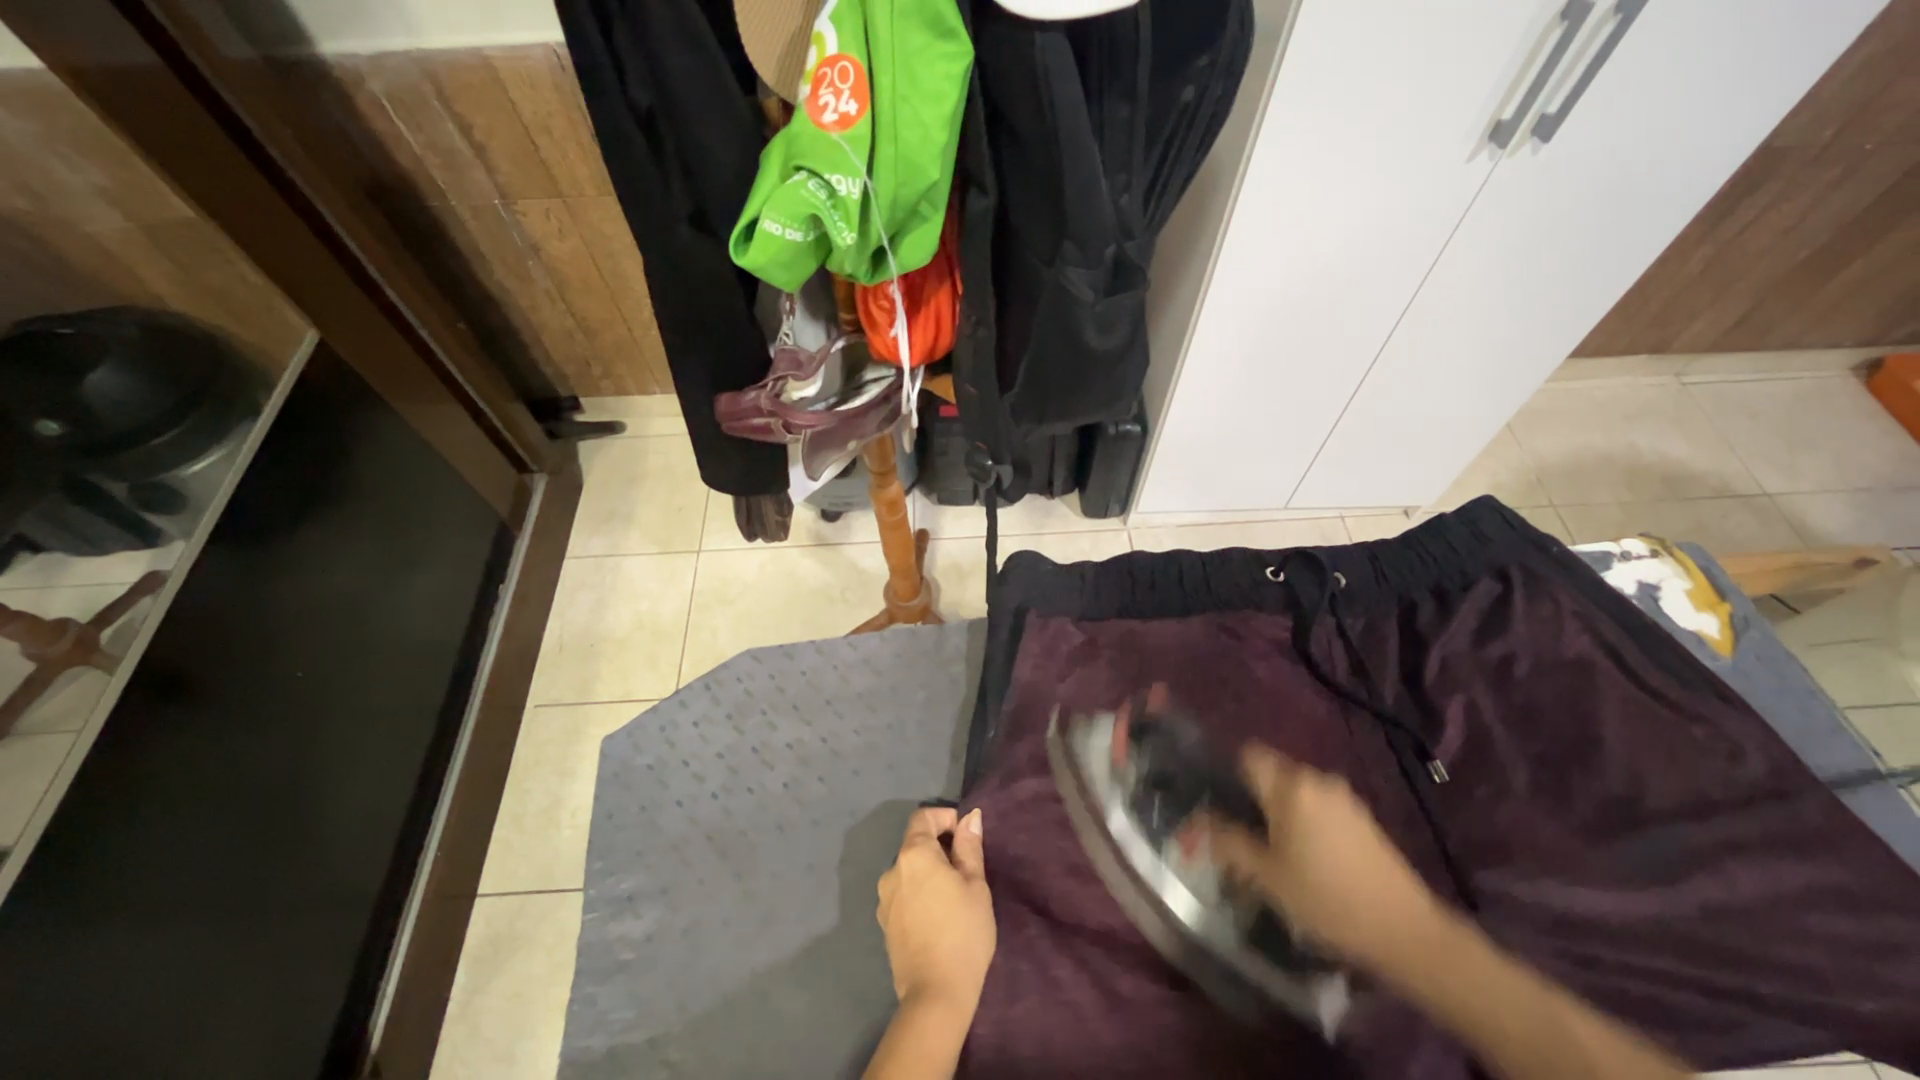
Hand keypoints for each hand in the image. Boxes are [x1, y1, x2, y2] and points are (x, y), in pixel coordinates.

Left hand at [876, 806, 995, 1013]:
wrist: (936, 992)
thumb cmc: (963, 932)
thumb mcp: (976, 886)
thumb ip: (970, 847)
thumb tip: (970, 817)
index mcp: (913, 855)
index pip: (923, 817)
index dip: (945, 818)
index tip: (967, 836)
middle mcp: (891, 871)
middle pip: (915, 845)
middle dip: (940, 848)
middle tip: (967, 871)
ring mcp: (883, 899)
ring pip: (909, 872)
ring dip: (929, 873)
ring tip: (955, 897)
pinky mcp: (884, 923)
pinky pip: (903, 894)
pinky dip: (919, 893)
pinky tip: (938, 917)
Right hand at [1200, 744, 1440, 966]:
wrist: (1403, 929)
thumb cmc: (1325, 899)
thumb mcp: (1267, 876)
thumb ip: (1228, 843)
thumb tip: (1196, 823)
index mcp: (1291, 787)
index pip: (1249, 756)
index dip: (1228, 772)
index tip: (1217, 802)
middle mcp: (1318, 781)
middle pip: (1273, 774)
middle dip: (1252, 799)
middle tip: (1238, 836)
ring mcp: (1345, 799)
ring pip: (1297, 794)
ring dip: (1279, 814)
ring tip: (1269, 853)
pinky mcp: (1363, 819)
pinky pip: (1319, 809)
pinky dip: (1304, 824)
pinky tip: (1305, 860)